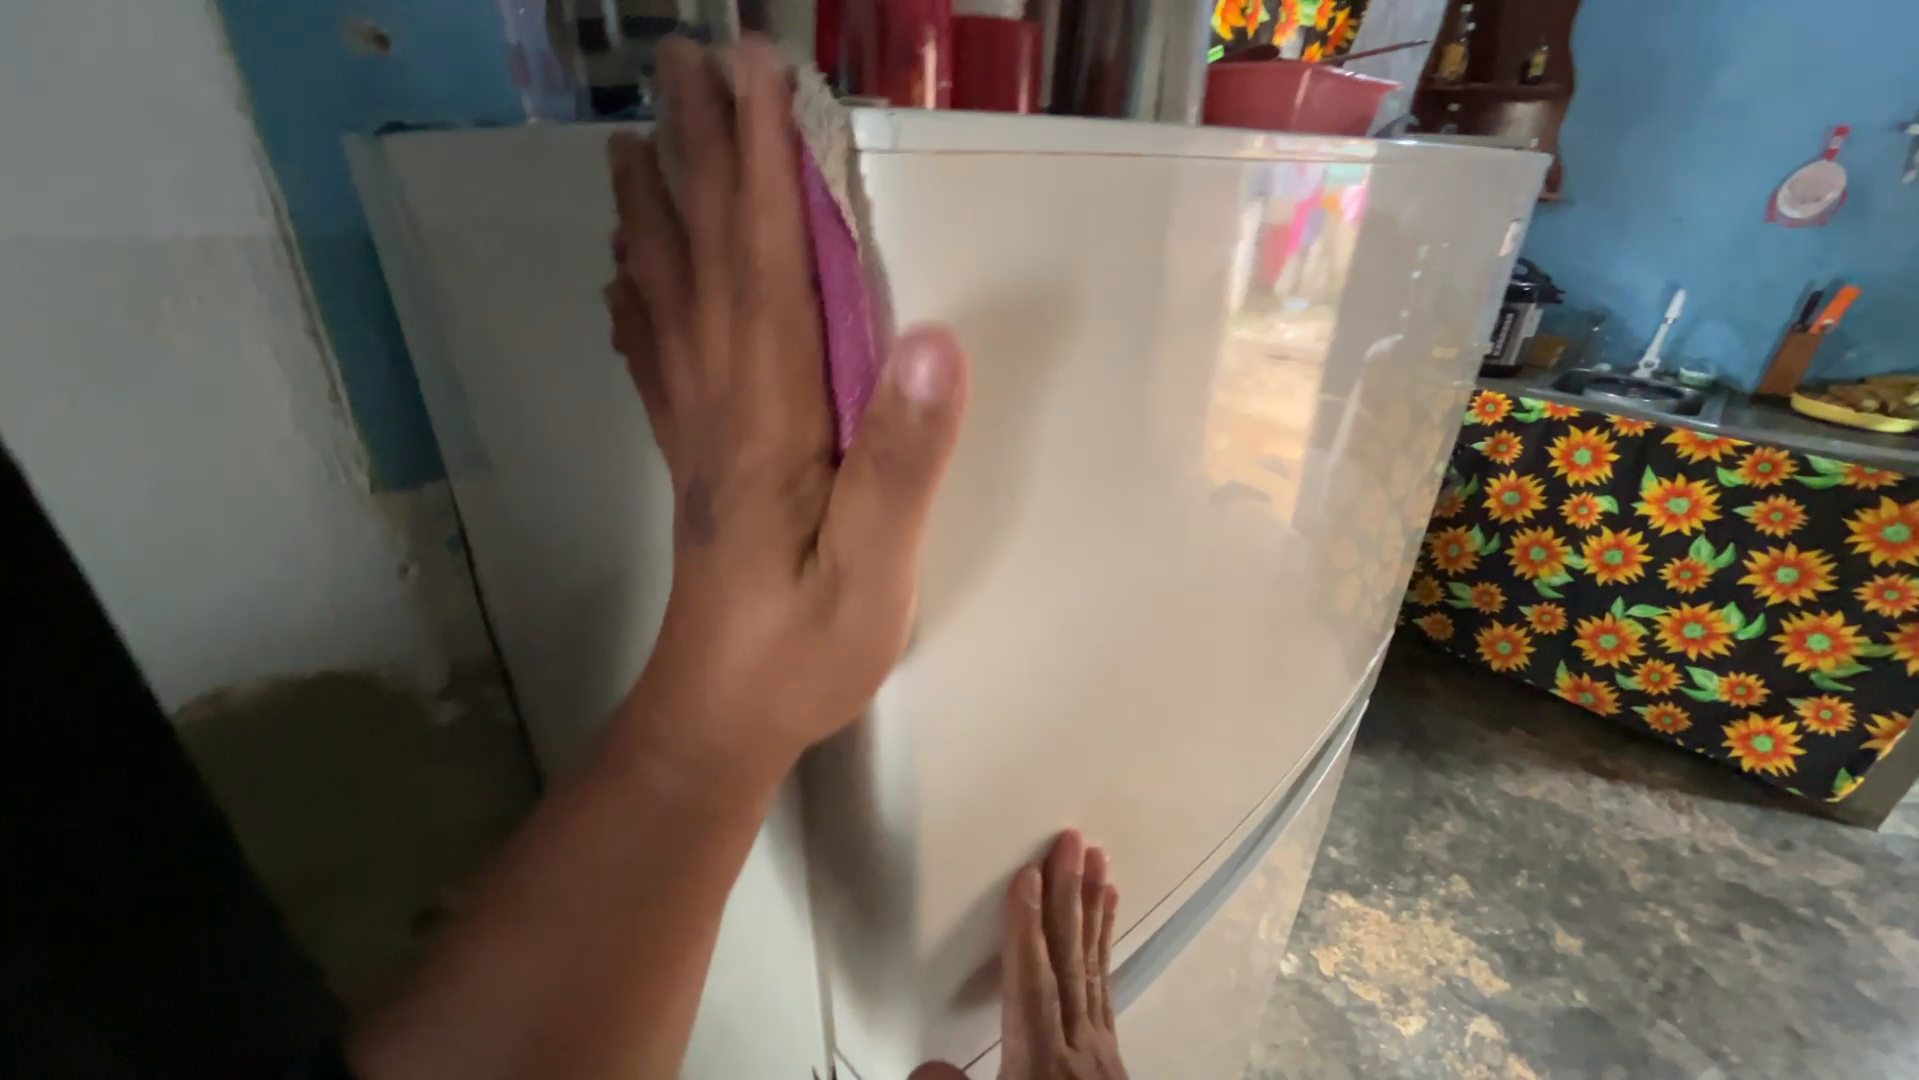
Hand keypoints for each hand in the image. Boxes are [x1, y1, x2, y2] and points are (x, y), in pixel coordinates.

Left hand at [603, 36, 967, 783]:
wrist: (718, 715)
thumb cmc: (804, 650)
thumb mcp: (874, 570)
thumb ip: (902, 461)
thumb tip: (933, 343)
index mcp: (771, 418)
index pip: (767, 267)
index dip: (762, 165)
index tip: (756, 74)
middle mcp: (721, 405)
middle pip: (705, 258)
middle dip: (700, 154)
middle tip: (686, 67)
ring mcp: (696, 431)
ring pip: (669, 298)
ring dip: (656, 212)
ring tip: (638, 142)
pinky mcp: (693, 461)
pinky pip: (655, 358)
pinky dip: (638, 300)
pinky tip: (624, 275)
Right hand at [913, 831, 1129, 1079]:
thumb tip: (924, 1064)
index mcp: (1039, 1061)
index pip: (1032, 983)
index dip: (1027, 927)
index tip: (1027, 875)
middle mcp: (1075, 1044)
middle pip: (1069, 961)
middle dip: (1068, 896)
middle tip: (1072, 842)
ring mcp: (1100, 1046)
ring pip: (1093, 964)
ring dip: (1092, 907)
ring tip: (1097, 858)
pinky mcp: (1111, 1050)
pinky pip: (1106, 982)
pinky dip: (1105, 940)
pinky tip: (1107, 907)